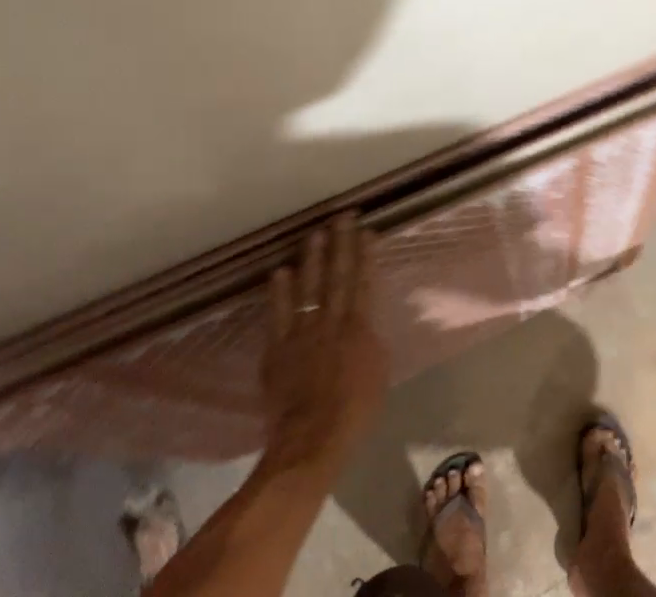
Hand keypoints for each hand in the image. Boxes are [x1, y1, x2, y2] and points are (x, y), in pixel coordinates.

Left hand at [260, 213, 390, 467]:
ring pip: (308, 287)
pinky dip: (280, 292)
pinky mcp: (277, 349)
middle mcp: (331, 322)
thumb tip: (364, 323)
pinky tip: (281, 271)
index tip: (366, 231)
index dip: (365, 256)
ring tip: (314, 233)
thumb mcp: (378, 372)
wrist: (313, 438)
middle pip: (337, 276)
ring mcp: (301, 333)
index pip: (363, 283)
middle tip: (342, 217)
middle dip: (341, 244)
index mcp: (359, 328)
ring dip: (312, 258)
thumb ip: (369, 341)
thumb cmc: (356, 410)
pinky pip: (279, 313)